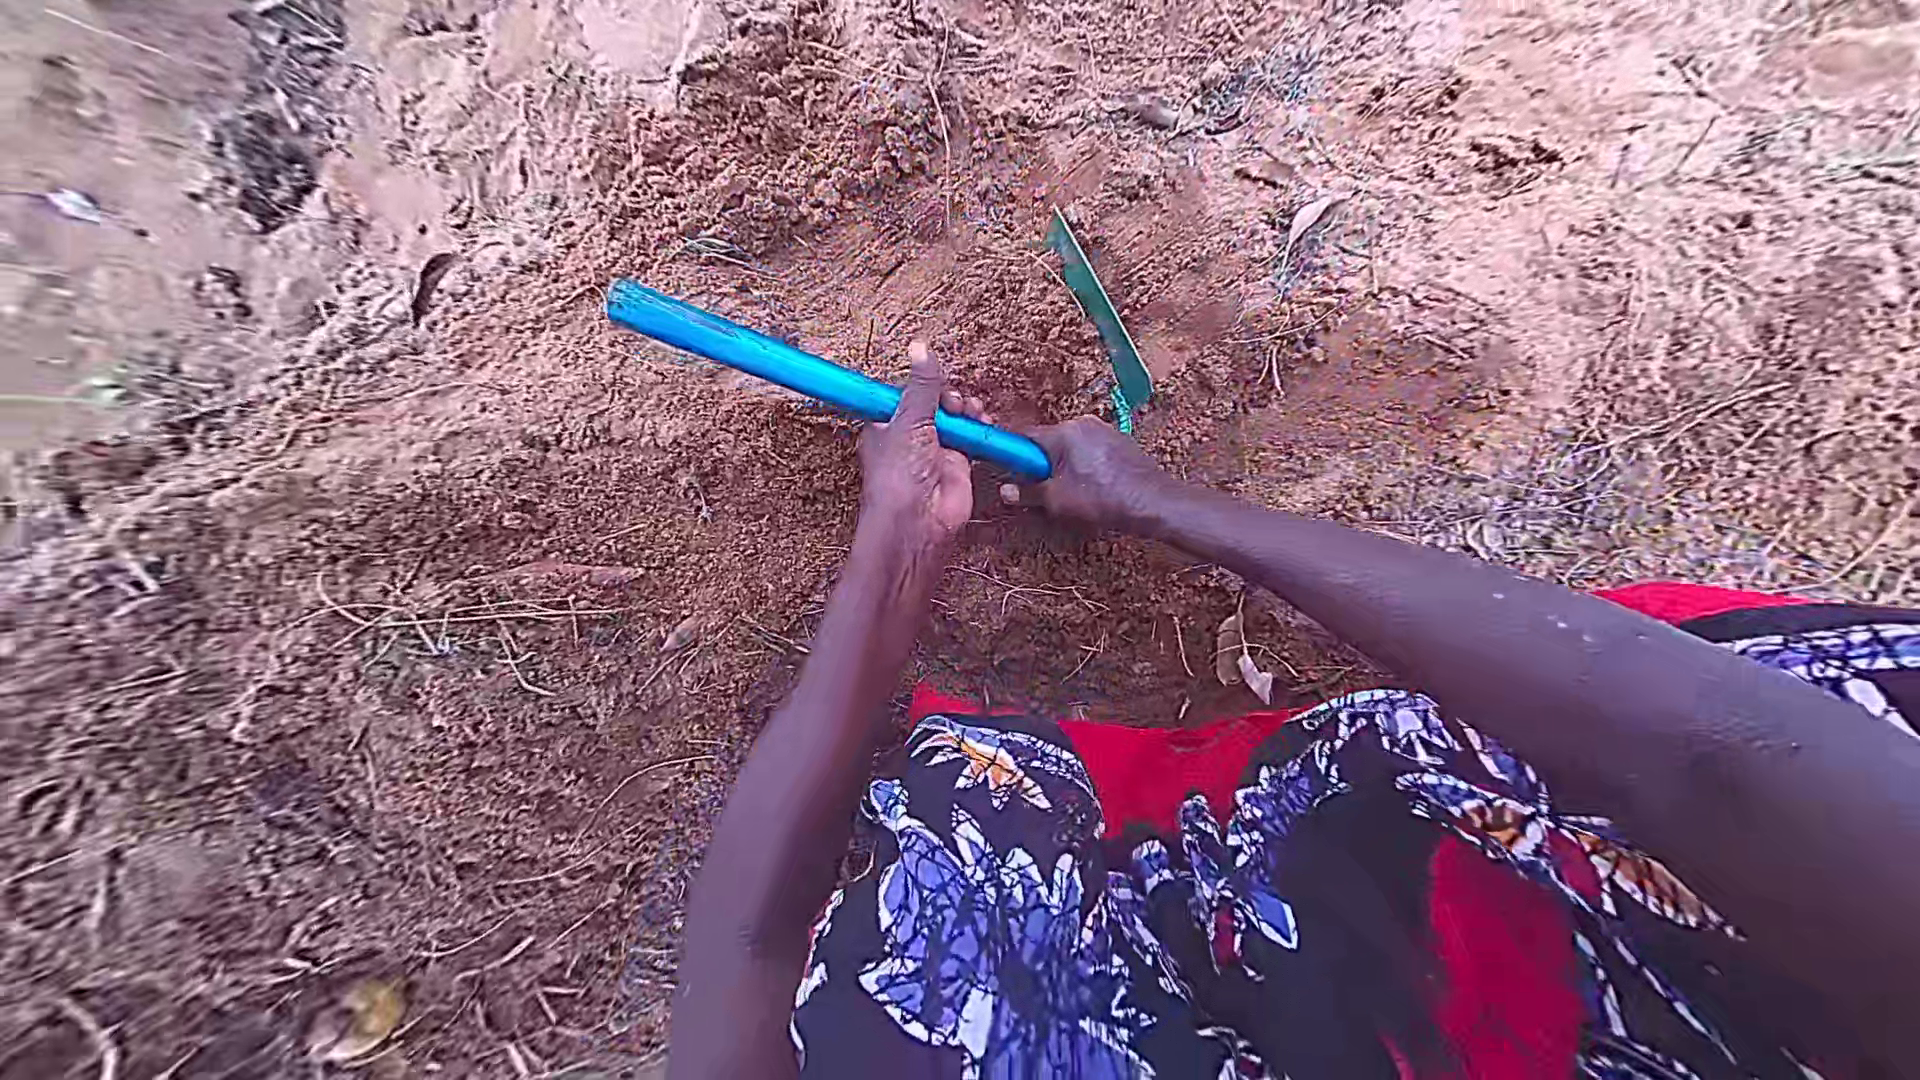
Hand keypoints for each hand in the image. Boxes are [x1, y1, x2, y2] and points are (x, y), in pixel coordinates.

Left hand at [857, 342, 986, 550]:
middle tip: (951, 401)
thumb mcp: (909, 420)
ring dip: (964, 410)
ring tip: (968, 411)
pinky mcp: (957, 464)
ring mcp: (934, 451)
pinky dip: (979, 429)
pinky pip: (971, 438)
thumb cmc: (898, 476)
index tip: (929, 375)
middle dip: (945, 396)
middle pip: (932, 403)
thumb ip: (921, 386)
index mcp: (885, 425)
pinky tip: (983, 423)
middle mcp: (909, 437)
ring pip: (954, 419)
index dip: (917, 384)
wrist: (919, 521)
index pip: (902, 395)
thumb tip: (920, 348)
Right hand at [1000, 416, 1172, 531]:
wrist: (1153, 503)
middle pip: (1047, 442)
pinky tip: (1091, 489)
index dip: (1012, 455)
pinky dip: (1082, 467)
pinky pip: (1088, 451)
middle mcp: (1082, 424)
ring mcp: (1103, 431)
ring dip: (1062, 467)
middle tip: (1042, 491)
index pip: (1024, 436)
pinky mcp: (1118, 442)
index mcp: (1064, 433)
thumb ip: (1027, 492)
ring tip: (1071, 494)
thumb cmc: (1104, 499)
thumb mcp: (1057, 500)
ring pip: (1069, 448)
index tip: (1007, 469)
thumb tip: (1006, 490)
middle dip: (1040, 465)